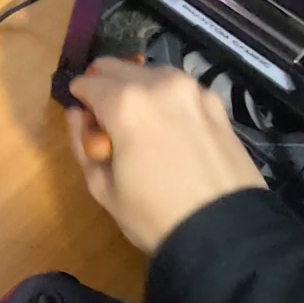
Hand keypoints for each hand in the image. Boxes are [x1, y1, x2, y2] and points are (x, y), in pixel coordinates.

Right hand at [66, 57, 266, 252]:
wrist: (227, 234)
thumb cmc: (155, 215)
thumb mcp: (102, 188)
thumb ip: (81, 143)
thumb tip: (77, 114)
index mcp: (124, 103)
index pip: (88, 82)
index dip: (78, 95)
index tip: (80, 112)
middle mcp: (158, 84)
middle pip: (118, 68)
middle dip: (105, 85)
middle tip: (104, 116)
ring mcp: (191, 89)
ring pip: (150, 73)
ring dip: (136, 86)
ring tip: (138, 120)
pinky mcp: (215, 101)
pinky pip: (179, 87)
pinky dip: (166, 96)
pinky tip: (169, 125)